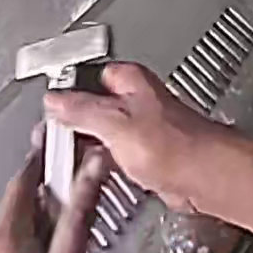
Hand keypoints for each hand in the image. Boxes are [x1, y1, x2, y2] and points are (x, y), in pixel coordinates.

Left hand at [0, 134, 108, 252]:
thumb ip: (79, 213)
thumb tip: (93, 167)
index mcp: (5, 232)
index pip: (26, 174)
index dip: (48, 155)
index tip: (63, 141)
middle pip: (18, 199)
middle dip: (46, 190)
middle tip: (73, 183)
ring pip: (11, 225)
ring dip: (37, 219)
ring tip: (64, 228)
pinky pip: (3, 248)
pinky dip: (24, 242)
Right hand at [44, 62, 230, 212]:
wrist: (202, 175)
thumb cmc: (172, 143)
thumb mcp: (113, 122)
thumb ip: (81, 109)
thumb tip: (54, 99)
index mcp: (128, 78)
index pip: (85, 77)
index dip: (65, 94)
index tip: (50, 114)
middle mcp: (135, 95)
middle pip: (93, 103)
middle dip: (76, 122)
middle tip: (61, 140)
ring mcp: (141, 122)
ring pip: (103, 129)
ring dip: (89, 143)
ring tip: (77, 156)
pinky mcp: (146, 147)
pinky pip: (115, 149)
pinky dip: (104, 158)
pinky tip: (99, 168)